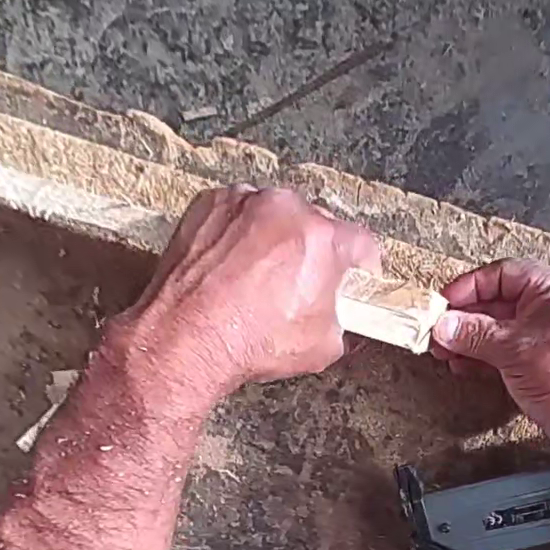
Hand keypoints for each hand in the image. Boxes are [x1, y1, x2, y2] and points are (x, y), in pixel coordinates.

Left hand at [104, 185, 379, 411]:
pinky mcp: (209, 205)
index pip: (362, 242)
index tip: (359, 272)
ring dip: (273, 240)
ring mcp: (244, 202)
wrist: (185, 339)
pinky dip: (238, 236)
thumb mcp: (321, 348)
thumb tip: (336, 315)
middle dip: (312, 252)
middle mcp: (285, 209)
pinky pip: (236, 215)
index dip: (363, 263)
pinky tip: (230, 269)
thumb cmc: (250, 342)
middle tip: (297, 285)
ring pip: (274, 217)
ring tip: (257, 279)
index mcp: (322, 239)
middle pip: (315, 224)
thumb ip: (340, 320)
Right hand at [430, 259, 549, 447]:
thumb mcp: (513, 348)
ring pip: (497, 329)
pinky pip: (502, 351)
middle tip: (437, 331)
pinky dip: (480, 356)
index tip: (443, 303)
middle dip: (464, 318)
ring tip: (442, 351)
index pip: (503, 274)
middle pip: (497, 302)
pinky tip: (460, 365)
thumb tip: (443, 325)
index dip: (469, 287)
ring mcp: (543, 336)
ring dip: (467, 340)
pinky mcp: (537, 361)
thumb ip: (474, 334)